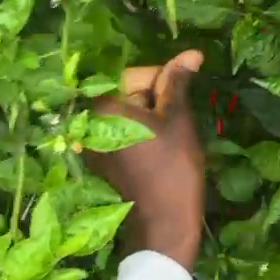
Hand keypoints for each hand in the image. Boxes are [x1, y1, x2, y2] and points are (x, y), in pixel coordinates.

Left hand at [87, 50, 206, 269]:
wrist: (163, 226)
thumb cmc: (173, 169)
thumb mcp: (178, 119)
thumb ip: (178, 82)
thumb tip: (192, 53)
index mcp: (103, 107)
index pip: (133, 74)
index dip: (161, 79)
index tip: (182, 95)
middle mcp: (88, 124)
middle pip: (126, 93)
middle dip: (154, 99)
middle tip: (178, 120)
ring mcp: (91, 145)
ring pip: (125, 114)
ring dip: (149, 117)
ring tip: (171, 136)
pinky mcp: (100, 162)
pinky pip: (120, 134)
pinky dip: (140, 134)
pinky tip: (159, 149)